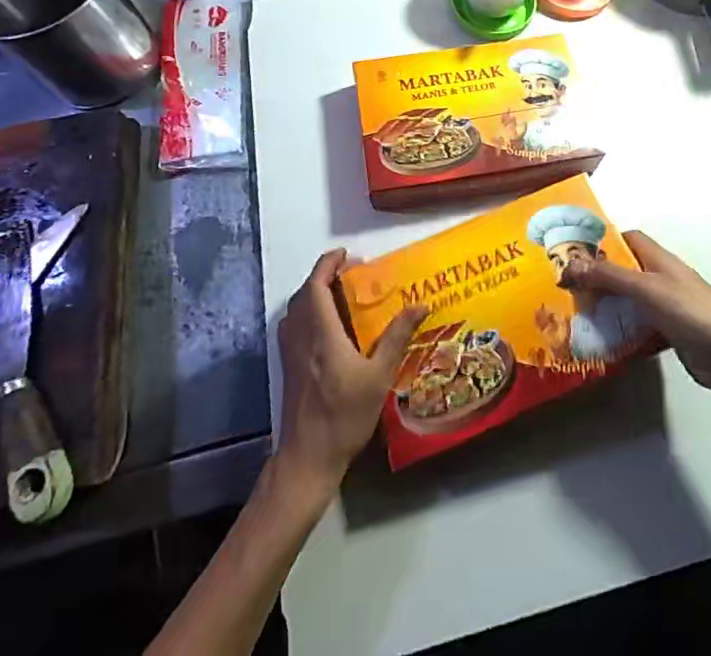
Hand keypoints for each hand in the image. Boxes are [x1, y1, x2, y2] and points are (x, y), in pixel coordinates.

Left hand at [276, 249, 426, 483]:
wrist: (308, 457)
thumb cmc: (346, 415)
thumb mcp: (379, 376)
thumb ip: (397, 337)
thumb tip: (420, 305)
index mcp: (321, 335)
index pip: (316, 288)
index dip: (327, 265)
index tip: (346, 254)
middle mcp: (301, 339)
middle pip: (304, 296)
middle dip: (324, 277)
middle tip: (352, 272)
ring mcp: (291, 354)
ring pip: (296, 311)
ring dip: (315, 294)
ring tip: (343, 293)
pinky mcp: (290, 367)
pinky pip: (295, 326)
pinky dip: (309, 313)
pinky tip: (330, 325)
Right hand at [561, 231, 710, 399]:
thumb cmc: (691, 312)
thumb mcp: (646, 289)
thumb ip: (609, 276)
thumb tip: (568, 264)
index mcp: (659, 260)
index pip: (627, 239)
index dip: (602, 242)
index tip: (571, 253)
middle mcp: (661, 279)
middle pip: (623, 271)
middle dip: (596, 278)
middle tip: (564, 290)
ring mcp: (665, 307)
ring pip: (627, 301)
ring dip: (605, 307)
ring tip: (572, 316)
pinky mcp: (667, 333)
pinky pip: (636, 327)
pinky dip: (619, 332)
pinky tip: (599, 342)